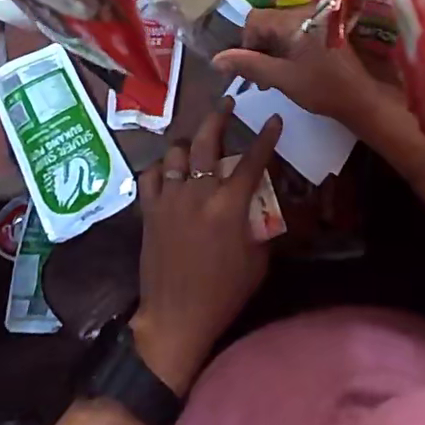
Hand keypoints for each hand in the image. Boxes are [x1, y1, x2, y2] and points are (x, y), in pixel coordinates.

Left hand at [129, 101, 282, 395]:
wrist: (176, 320)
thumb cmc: (224, 291)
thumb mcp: (257, 257)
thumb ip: (260, 224)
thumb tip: (263, 204)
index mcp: (229, 206)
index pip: (252, 160)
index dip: (266, 137)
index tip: (274, 119)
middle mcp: (198, 195)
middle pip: (206, 142)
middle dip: (219, 117)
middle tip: (227, 103)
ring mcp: (170, 202)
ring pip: (176, 154)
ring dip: (189, 143)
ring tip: (197, 140)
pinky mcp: (150, 214)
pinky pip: (151, 177)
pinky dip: (162, 168)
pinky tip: (169, 169)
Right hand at [210, 6, 424, 175]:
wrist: (361, 97)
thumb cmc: (322, 88)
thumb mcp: (281, 78)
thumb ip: (249, 65)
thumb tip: (216, 59)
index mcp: (295, 19)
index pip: (255, 19)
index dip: (246, 43)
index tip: (249, 69)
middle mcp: (307, 12)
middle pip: (268, 22)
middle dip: (258, 48)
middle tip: (260, 78)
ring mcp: (318, 19)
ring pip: (281, 28)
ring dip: (272, 50)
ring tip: (272, 78)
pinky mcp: (325, 29)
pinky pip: (296, 31)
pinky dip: (287, 48)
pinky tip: (288, 70)